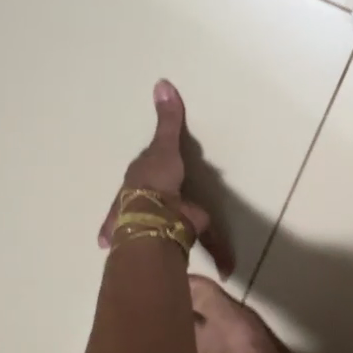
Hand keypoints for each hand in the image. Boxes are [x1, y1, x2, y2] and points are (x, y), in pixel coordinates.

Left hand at [97, 80, 233, 276]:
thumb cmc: (155, 180)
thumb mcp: (163, 146)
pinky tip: (227, 270)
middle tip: (159, 223)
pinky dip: (220, 255)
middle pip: (152, 214)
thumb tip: (162, 83)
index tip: (124, 207)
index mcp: (138, 186)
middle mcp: (148, 209)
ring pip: (175, 234)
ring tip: (191, 246)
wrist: (156, 216)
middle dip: (152, 222)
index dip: (130, 195)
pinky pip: (207, 246)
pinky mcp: (187, 238)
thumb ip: (168, 121)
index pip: (135, 186)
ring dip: (182, 241)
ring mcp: (165, 226)